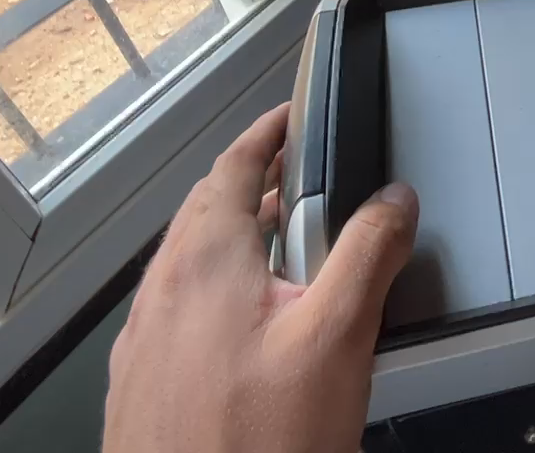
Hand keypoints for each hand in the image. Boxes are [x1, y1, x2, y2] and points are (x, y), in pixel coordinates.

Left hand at [105, 103, 417, 452]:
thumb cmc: (261, 444)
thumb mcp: (337, 336)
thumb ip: (369, 251)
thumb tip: (395, 196)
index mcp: (202, 266)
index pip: (229, 169)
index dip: (264, 133)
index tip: (291, 115)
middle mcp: (159, 297)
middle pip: (202, 209)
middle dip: (251, 179)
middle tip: (299, 172)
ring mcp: (141, 347)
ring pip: (185, 258)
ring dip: (232, 228)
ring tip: (284, 237)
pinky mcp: (139, 389)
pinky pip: (175, 304)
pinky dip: (215, 278)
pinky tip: (248, 316)